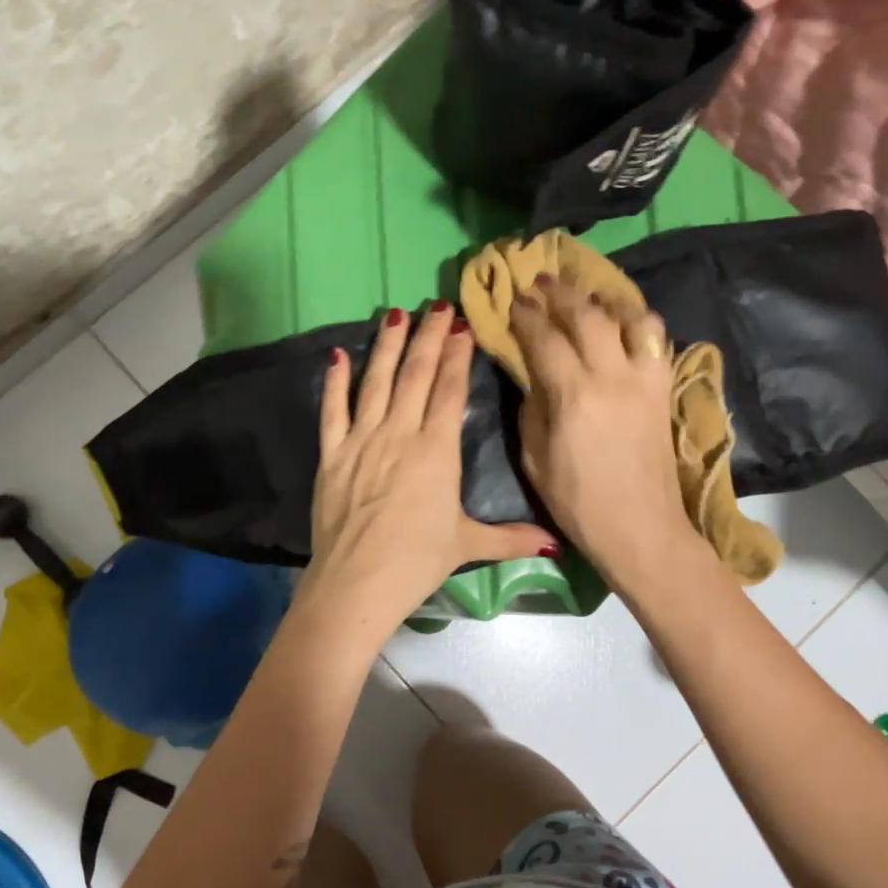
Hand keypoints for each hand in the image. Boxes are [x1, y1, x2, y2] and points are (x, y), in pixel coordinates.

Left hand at [295, 302, 556, 648]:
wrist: (356, 583)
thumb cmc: (416, 562)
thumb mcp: (467, 545)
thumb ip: (510, 537)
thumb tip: (555, 543)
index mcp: (437, 450)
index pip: (450, 389)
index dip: (457, 354)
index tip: (462, 325)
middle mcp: (399, 434)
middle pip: (416, 374)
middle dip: (428, 336)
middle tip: (436, 304)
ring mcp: (362, 441)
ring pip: (376, 382)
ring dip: (387, 346)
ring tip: (396, 314)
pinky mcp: (332, 454)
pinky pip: (332, 410)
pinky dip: (335, 382)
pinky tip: (338, 355)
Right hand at [509, 274, 698, 577]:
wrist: (642, 529)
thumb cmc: (577, 502)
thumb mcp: (534, 458)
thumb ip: (532, 408)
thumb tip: (533, 376)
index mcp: (573, 396)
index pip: (544, 338)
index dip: (525, 315)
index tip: (513, 299)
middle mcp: (612, 377)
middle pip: (587, 315)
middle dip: (560, 293)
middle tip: (542, 281)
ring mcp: (645, 380)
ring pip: (630, 318)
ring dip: (604, 298)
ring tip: (586, 293)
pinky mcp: (663, 390)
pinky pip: (656, 340)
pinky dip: (638, 322)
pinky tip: (623, 321)